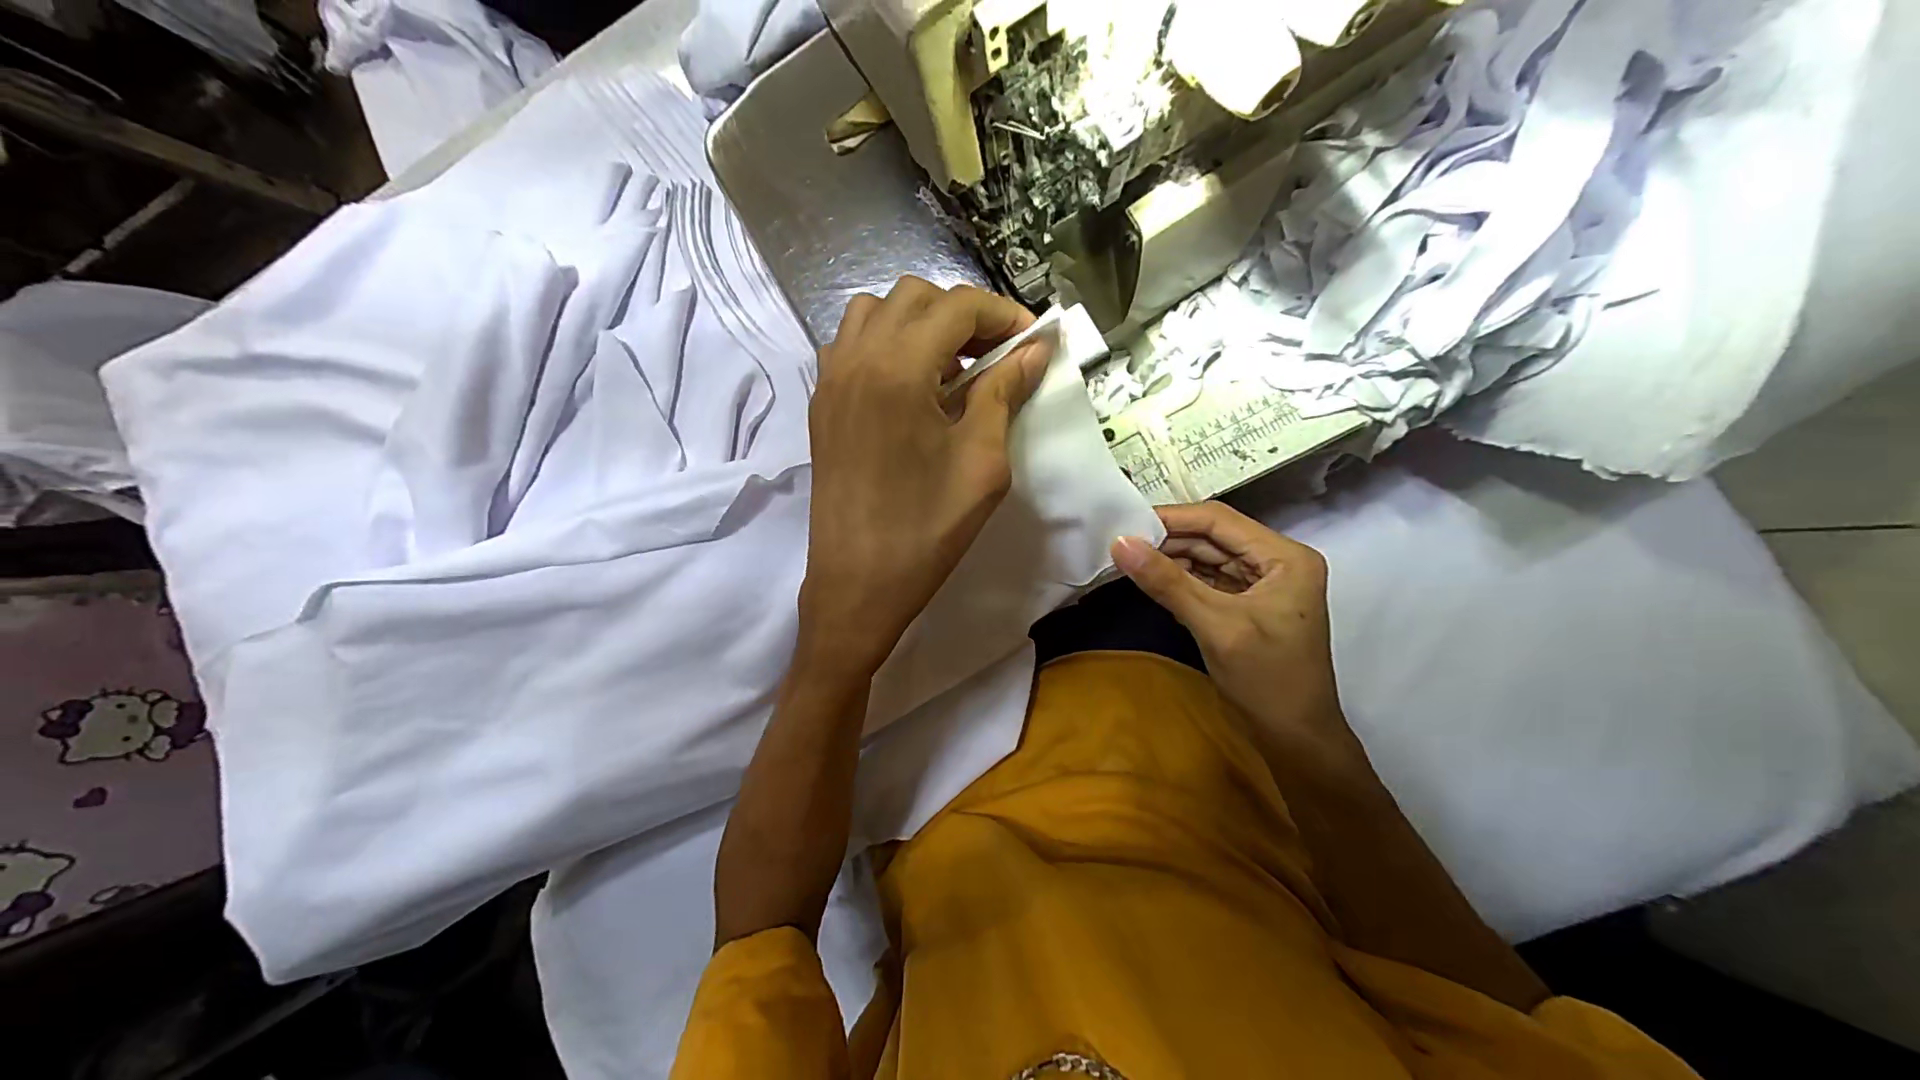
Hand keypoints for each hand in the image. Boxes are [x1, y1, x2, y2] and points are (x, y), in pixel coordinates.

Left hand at [802, 277, 1050, 672]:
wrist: (856, 583)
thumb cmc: (927, 529)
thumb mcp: (982, 463)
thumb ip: (1004, 393)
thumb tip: (1034, 350)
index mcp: (898, 369)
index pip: (957, 306)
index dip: (1003, 315)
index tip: (1032, 341)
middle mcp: (856, 358)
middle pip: (915, 297)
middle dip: (964, 315)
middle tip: (998, 357)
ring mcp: (831, 379)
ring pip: (876, 311)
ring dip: (921, 323)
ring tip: (952, 368)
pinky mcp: (822, 403)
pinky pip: (852, 343)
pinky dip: (887, 343)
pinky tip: (913, 386)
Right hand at [1112, 502, 1343, 737]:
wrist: (1297, 740)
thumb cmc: (1267, 681)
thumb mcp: (1215, 626)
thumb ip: (1167, 582)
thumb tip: (1120, 543)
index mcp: (1285, 557)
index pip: (1219, 521)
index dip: (1171, 518)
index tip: (1125, 523)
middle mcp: (1277, 561)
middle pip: (1213, 537)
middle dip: (1168, 540)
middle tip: (1120, 543)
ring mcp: (1264, 584)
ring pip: (1208, 558)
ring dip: (1171, 560)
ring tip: (1128, 559)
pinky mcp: (1249, 605)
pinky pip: (1209, 581)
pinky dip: (1181, 580)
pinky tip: (1151, 580)